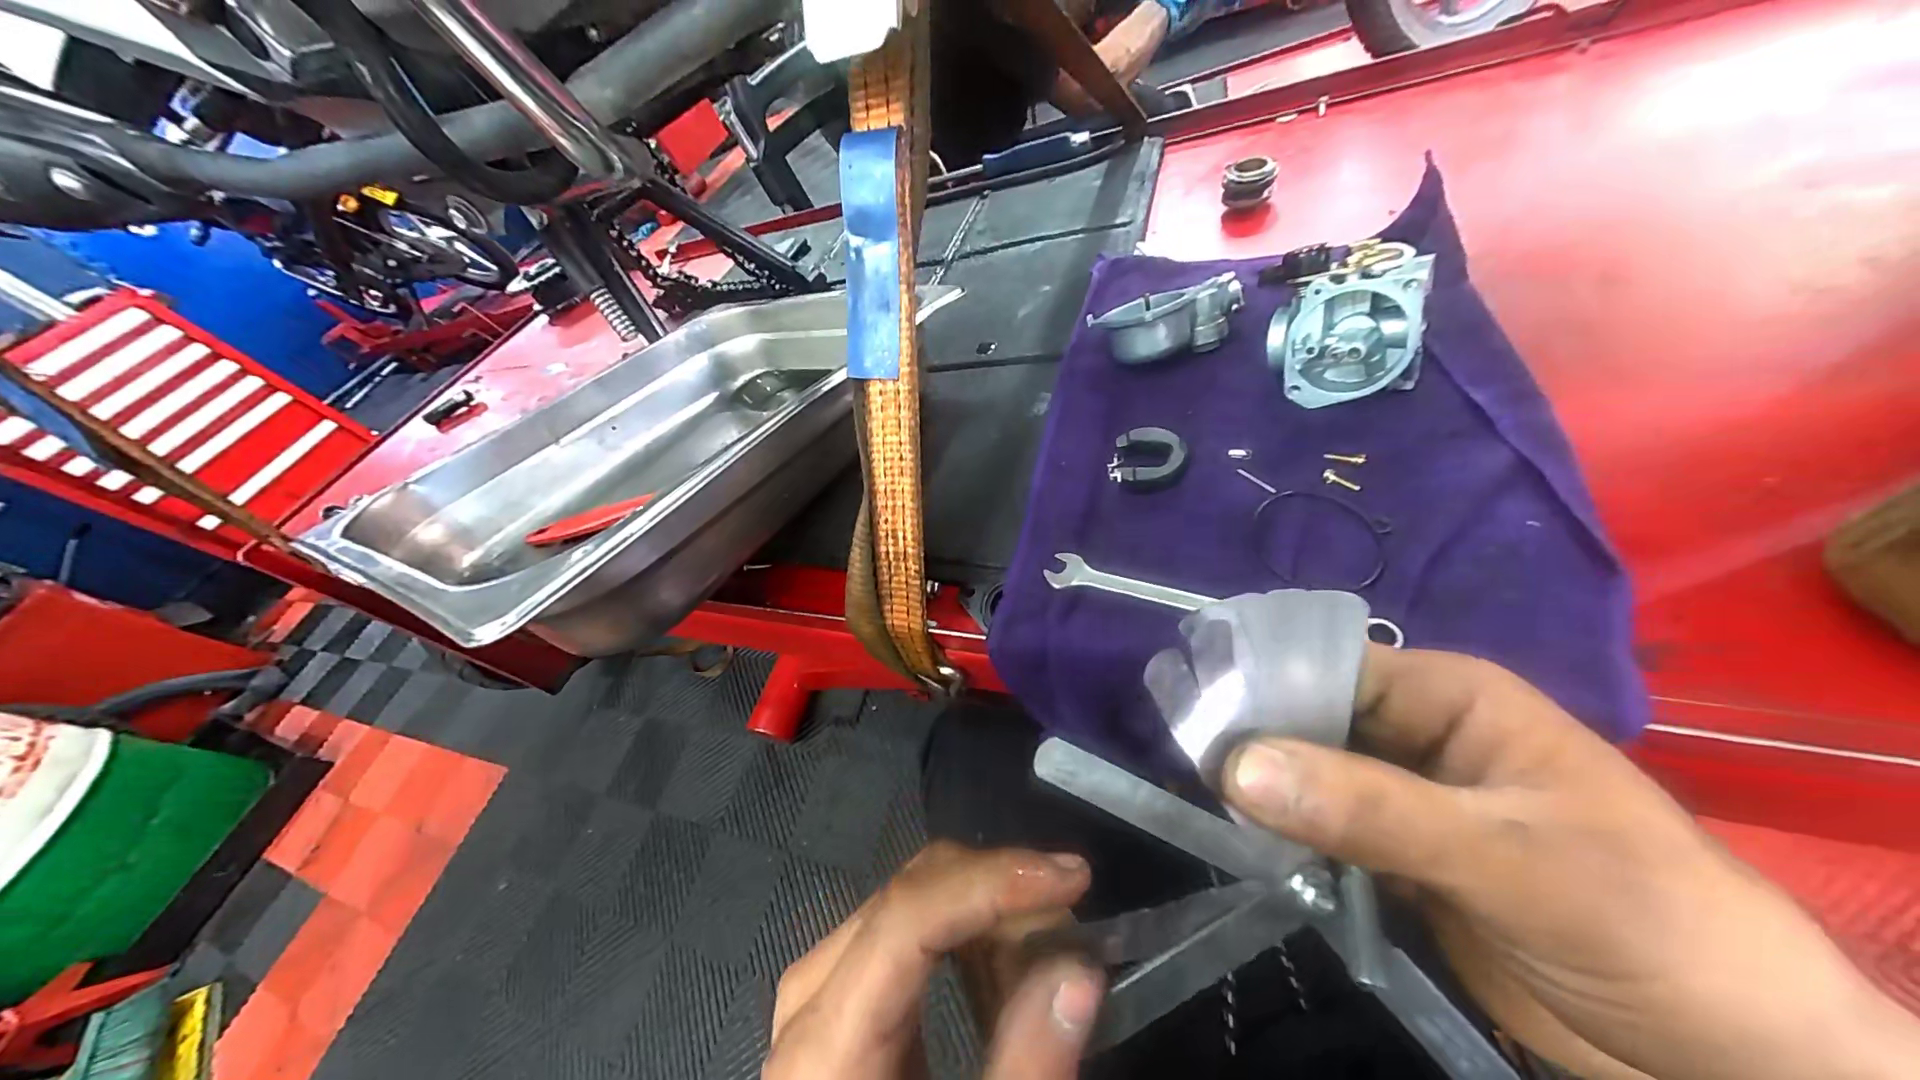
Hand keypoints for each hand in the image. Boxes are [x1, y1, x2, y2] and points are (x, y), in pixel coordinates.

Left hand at [765, 842, 1104, 1079]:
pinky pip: (908, 929)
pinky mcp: (841, 989)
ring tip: (1046, 965)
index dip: (990, 883)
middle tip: (1071, 930)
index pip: (908, 917)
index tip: (1070, 878)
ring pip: (914, 900)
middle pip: (913, 894)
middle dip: (1000, 896)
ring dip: (988, 917)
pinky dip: (966, 939)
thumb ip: (1027, 1069)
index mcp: (826, 1039)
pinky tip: (1003, 977)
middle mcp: (813, 990)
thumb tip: (1080, 970)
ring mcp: (822, 982)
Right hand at [1222, 646, 1919, 1079]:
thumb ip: (1373, 810)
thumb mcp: (1511, 859)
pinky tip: (1239, 841)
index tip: (1193, 714)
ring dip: (1256, 788)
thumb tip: (1237, 766)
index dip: (1259, 680)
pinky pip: (1314, 828)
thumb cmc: (1647, 922)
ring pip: (1301, 772)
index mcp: (1446, 696)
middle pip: (1304, 714)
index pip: (1326, 663)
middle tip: (1186, 764)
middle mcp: (1412, 734)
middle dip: (1247, 736)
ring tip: (1200, 801)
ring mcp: (1399, 797)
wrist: (1728, 1056)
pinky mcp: (1390, 855)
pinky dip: (1278, 833)